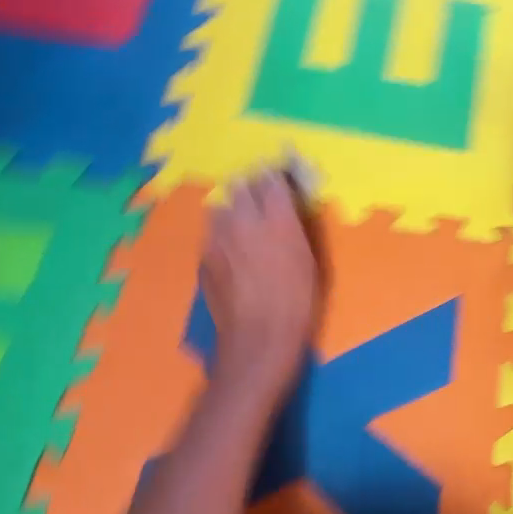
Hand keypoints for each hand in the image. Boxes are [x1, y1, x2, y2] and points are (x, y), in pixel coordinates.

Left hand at [199, 169, 321, 401]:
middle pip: (242, 185)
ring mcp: (218, 236)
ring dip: (233, 208)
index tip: (280, 179)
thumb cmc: (297, 301)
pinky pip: (212, 232)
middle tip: (262, 199)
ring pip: (221, 206)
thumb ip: (294, 224)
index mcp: (277, 217)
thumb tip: (288, 206)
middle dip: (252, 188)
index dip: (276, 176)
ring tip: (243, 223)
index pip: (271, 178)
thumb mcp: (308, 258)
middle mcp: (244, 219)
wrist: (258, 337)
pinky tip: (232, 250)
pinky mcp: (204, 255)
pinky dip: (222, 232)